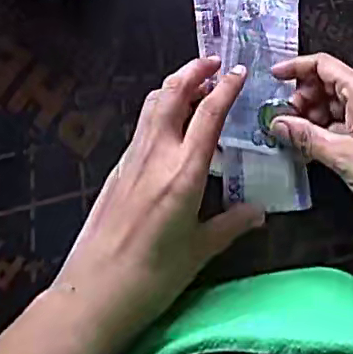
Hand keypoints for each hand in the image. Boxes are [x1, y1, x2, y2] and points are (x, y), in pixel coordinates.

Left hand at [39, 57, 264, 353]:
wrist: (94, 291)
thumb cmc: (153, 277)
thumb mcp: (199, 252)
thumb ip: (231, 225)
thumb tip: (258, 213)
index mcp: (183, 172)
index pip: (208, 114)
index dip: (226, 87)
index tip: (239, 71)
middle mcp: (157, 153)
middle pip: (173, 92)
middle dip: (194, 70)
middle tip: (215, 63)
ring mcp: (134, 156)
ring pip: (154, 102)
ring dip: (176, 84)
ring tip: (196, 84)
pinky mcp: (119, 165)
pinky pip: (143, 123)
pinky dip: (161, 107)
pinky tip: (172, 123)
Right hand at [268, 53, 352, 249]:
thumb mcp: (342, 156)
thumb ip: (305, 136)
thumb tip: (276, 123)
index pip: (322, 64)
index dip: (295, 67)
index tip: (273, 77)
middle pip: (328, 81)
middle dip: (303, 95)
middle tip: (286, 117)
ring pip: (336, 101)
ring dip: (314, 113)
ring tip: (297, 134)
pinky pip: (346, 119)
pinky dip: (327, 126)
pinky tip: (314, 144)